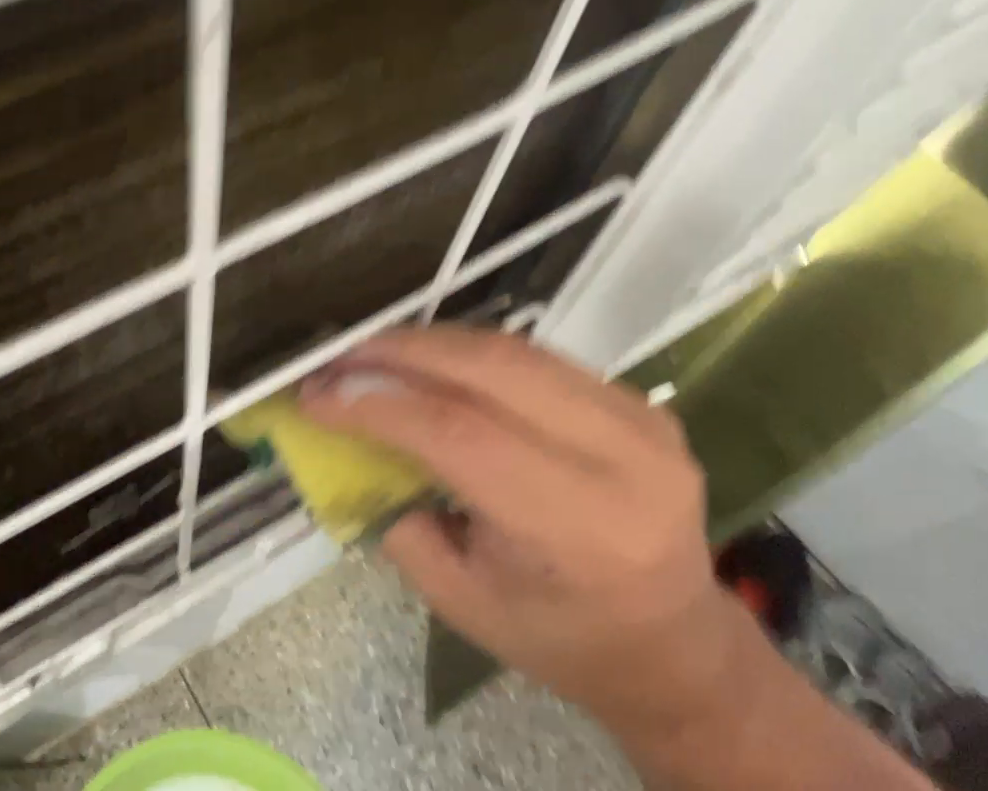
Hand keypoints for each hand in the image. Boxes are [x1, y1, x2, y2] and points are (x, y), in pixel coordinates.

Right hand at [298, 327, 756, 737]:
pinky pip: (538, 359)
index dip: (377, 406)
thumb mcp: (458, 598)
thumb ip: (396, 516)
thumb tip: (343, 442)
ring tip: (374, 353)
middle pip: (492, 370)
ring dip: (433, 344)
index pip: (459, 435)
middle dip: (402, 352)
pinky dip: (473, 355)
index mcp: (576, 527)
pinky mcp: (642, 403)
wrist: (672, 644)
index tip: (316, 396)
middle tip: (340, 356)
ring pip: (515, 351)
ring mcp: (644, 421)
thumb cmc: (556, 635)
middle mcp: (622, 460)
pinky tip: (432, 365)